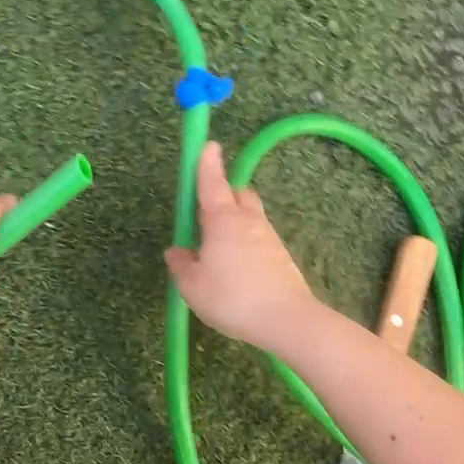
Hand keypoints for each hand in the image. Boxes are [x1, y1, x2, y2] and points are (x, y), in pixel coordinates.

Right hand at [165, 142, 313, 348]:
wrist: (285, 319)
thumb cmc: (231, 297)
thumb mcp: (192, 285)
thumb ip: (181, 265)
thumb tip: (177, 251)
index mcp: (222, 221)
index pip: (211, 184)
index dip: (207, 164)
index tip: (209, 144)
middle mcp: (248, 222)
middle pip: (238, 195)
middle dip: (225, 195)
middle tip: (206, 213)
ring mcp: (269, 239)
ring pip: (250, 219)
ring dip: (235, 224)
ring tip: (217, 251)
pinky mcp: (281, 259)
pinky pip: (258, 241)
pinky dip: (245, 246)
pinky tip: (235, 271)